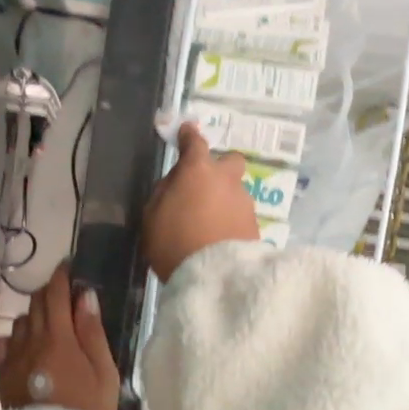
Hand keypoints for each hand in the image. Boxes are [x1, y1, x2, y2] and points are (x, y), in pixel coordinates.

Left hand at [0, 264, 120, 409]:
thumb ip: (92, 332)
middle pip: (36, 303)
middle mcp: (30, 340)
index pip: (55, 293)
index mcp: (58, 337)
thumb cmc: (89, 409)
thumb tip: (85, 295)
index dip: (61, 276)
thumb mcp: (104, 371)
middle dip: (50, 293)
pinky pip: (2, 344)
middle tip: (64, 296)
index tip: (69, 268)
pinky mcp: (2, 375)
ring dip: (34, 317)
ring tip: (49, 327)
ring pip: (20, 322)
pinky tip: (24, 347)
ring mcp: (12, 358)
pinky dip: (14, 339)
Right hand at [142, 122, 260, 281]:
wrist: (216, 278)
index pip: (195, 143)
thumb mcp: (152, 216)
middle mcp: (226, 180)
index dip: (189, 136)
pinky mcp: (256, 226)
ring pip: (235, 192)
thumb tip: (176, 182)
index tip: (187, 131)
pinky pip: (240, 216)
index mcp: (198, 171)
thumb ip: (164, 192)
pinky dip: (231, 222)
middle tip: (204, 187)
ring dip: (224, 201)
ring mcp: (245, 202)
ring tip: (209, 224)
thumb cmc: (174, 242)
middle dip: (219, 169)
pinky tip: (220, 238)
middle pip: (229, 162)